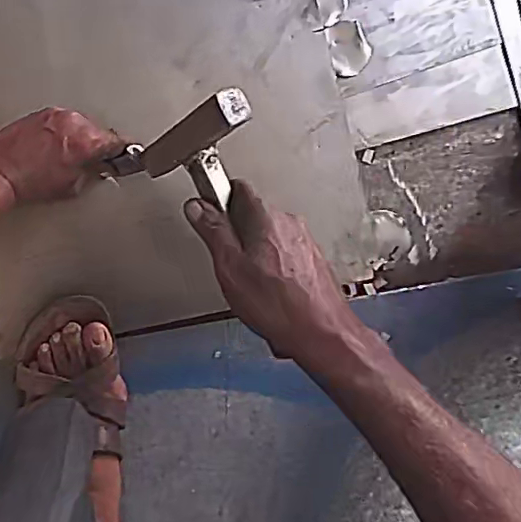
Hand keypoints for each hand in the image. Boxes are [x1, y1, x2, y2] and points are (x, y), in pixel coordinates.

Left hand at [0, 108, 128, 204]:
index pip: (116, 141)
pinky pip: (62, 121)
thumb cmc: (28, 182)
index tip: (128, 154)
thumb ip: (92, 172)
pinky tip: (53, 148)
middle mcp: (72, 122)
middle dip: (97, 146)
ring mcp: (55, 115)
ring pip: (80, 124)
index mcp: (85, 140)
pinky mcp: (41, 114)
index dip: (124, 151)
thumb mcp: (72, 185)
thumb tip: (99, 167)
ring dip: (79, 137)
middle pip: (98, 131)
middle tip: (92, 162)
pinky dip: (63, 132)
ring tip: (65, 156)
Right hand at [184, 180, 365, 360]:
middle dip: (237, 232)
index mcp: (265, 217)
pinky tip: (268, 291)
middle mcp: (289, 222)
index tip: (207, 214)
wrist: (321, 333)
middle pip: (253, 213)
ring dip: (256, 251)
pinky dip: (273, 266)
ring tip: (249, 281)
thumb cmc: (279, 306)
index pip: (237, 188)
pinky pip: (284, 253)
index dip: (217, 199)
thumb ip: (213, 232)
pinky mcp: (312, 260)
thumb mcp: (230, 267)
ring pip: (269, 235)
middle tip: (226, 259)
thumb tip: (198, 208)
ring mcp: (304, 241)